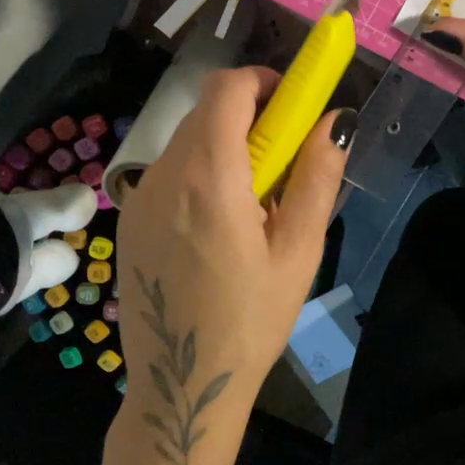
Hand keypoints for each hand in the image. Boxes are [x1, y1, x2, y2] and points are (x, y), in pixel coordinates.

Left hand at [115, 68, 348, 464]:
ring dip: (226, 146)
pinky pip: (169, 173)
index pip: (227, 88)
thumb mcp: (299, 250)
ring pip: (187, 141)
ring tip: (257, 201)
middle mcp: (163, 175)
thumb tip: (336, 120)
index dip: (264, 80)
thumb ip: (318, 176)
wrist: (182, 385)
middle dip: (251, 116)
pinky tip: (221, 225)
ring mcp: (138, 198)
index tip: (294, 104)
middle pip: (207, 111)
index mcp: (208, 177)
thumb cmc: (251, 319)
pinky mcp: (128, 221)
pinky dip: (201, 173)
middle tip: (287, 158)